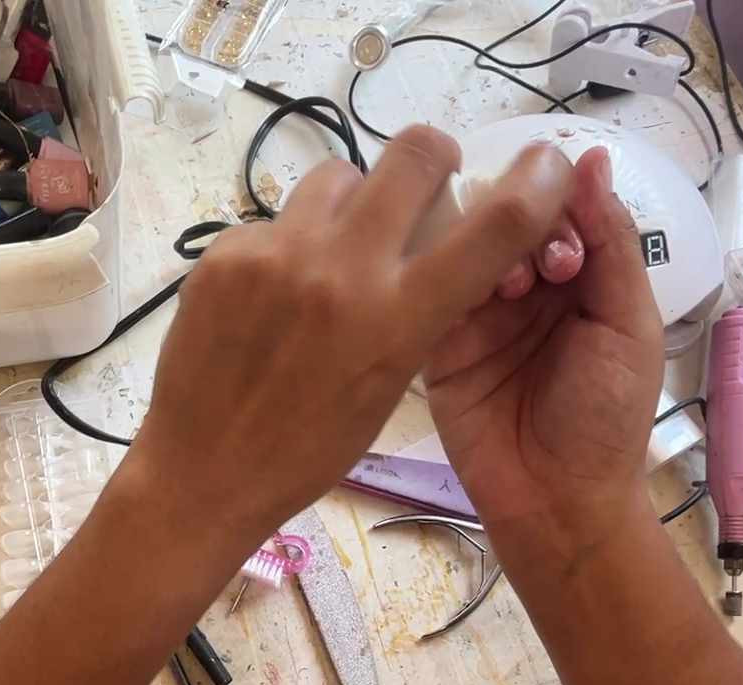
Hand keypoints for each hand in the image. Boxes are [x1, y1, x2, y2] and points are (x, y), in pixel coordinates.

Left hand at [125, 126, 575, 548]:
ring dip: (348, 205)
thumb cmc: (303, 455)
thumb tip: (423, 253)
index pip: (495, 226)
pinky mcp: (222, 256)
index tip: (538, 172)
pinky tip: (265, 297)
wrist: (203, 473)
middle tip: (417, 190)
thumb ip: (412, 318)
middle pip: (411, 153)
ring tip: (326, 257)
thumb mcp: (383, 395)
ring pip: (335, 179)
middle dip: (427, 164)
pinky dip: (284, 248)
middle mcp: (341, 271)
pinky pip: (272, 223)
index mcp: (395, 321)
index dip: (534, 186)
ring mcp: (274, 256)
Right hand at [424, 146, 665, 548]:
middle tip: (538, 273)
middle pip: (508, 225)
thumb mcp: (626, 324)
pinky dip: (441, 284)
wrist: (553, 495)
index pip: (558, 212)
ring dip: (486, 257)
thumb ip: (611, 245)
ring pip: (467, 253)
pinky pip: (430, 300)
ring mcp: (476, 318)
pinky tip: (460, 295)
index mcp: (577, 280)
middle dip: (522, 232)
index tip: (568, 254)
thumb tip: (593, 161)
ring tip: (509, 291)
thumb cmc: (603, 416)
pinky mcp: (437, 347)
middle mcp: (523, 291)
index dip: (559, 211)